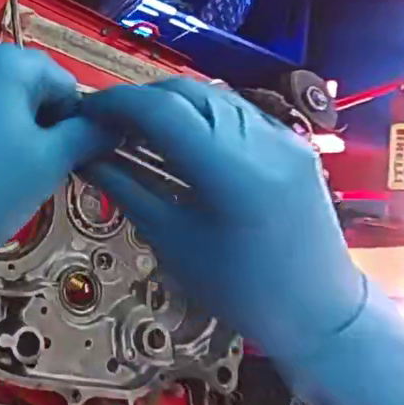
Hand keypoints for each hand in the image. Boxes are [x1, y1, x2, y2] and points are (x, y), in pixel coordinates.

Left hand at [0, 46, 109, 323]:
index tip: (78, 160)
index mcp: (7, 63)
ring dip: (13, 141)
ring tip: (6, 182)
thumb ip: (87, 136)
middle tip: (42, 175)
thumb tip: (111, 124)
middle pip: (28, 92)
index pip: (65, 83)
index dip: (78, 124)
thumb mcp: (47, 164)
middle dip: (43, 132)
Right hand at [80, 78, 403, 404]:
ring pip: (212, 95)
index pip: (163, 111)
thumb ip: (128, 190)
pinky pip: (234, 111)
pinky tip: (174, 137)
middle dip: (137, 100)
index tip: (83, 113)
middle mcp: (262, 140)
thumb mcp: (173, 241)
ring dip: (166, 104)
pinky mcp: (292, 142)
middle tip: (102, 121)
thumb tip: (85, 160)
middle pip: (187, 93)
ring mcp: (283, 136)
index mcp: (231, 171)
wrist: (320, 311)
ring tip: (131, 128)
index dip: (116, 104)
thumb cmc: (239, 290)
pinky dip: (196, 115)